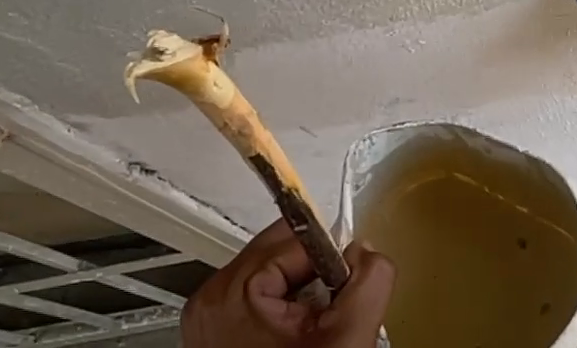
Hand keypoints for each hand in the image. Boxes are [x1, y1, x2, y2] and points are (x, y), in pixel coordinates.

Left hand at [182, 221, 394, 347]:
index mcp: (234, 291)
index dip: (332, 262)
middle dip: (314, 274)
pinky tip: (293, 340)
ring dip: (301, 289)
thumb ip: (370, 278)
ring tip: (309, 332)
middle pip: (283, 249)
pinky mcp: (211, 333)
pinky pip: (259, 295)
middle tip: (324, 317)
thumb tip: (364, 250)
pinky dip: (283, 307)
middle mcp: (210, 299)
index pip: (301, 238)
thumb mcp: (348, 337)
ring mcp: (206, 318)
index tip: (339, 294)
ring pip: (274, 270)